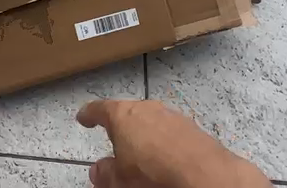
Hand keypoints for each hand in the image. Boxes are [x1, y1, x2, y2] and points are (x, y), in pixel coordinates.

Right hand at [76, 100, 271, 187]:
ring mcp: (168, 114)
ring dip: (144, 134)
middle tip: (115, 142)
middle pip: (126, 113)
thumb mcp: (122, 179)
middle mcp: (144, 107)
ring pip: (150, 121)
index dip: (89, 114)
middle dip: (120, 127)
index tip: (83, 118)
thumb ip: (106, 174)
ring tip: (142, 154)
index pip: (99, 109)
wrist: (203, 173)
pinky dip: (163, 142)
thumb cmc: (152, 173)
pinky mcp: (190, 126)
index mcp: (121, 114)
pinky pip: (169, 131)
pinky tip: (166, 158)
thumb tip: (95, 172)